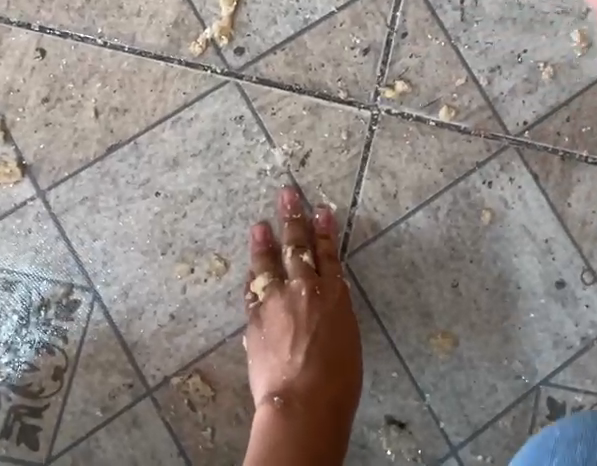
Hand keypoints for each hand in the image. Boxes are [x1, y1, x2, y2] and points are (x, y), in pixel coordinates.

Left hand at [242, 187, 361, 465]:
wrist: (304, 402)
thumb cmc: (338, 381)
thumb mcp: (347, 339)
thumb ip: (333, 315)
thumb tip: (322, 307)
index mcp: (334, 294)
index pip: (328, 253)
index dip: (324, 229)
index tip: (320, 208)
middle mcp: (305, 289)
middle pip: (297, 246)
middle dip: (292, 218)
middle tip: (286, 194)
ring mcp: (277, 301)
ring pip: (268, 263)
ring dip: (264, 242)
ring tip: (260, 224)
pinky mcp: (256, 319)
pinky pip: (252, 292)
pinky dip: (251, 280)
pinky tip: (249, 272)